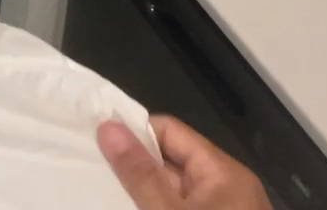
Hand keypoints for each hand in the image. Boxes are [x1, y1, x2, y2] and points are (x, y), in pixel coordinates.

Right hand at [98, 116, 271, 209]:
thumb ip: (139, 172)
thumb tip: (107, 125)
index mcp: (223, 172)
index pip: (167, 130)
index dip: (133, 133)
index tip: (99, 144)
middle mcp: (229, 187)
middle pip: (171, 158)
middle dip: (136, 166)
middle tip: (96, 170)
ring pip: (175, 188)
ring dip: (145, 191)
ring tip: (109, 193)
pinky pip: (184, 209)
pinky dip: (159, 209)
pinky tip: (133, 209)